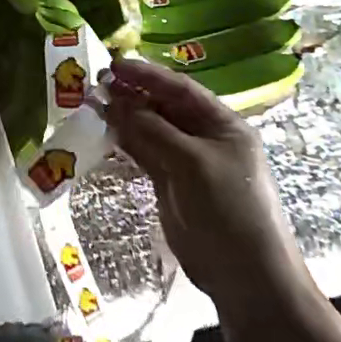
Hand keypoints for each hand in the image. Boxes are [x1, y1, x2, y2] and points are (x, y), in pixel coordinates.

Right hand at [101, 59, 302, 305]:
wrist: (245, 276)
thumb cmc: (229, 209)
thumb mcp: (193, 164)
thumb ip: (154, 132)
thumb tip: (118, 104)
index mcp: (223, 124)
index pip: (181, 89)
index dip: (148, 75)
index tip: (115, 66)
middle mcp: (205, 137)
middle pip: (165, 108)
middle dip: (134, 95)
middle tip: (98, 85)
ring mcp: (188, 162)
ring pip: (153, 131)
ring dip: (127, 119)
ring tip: (95, 106)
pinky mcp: (173, 185)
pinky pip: (148, 155)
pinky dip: (129, 143)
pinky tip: (108, 133)